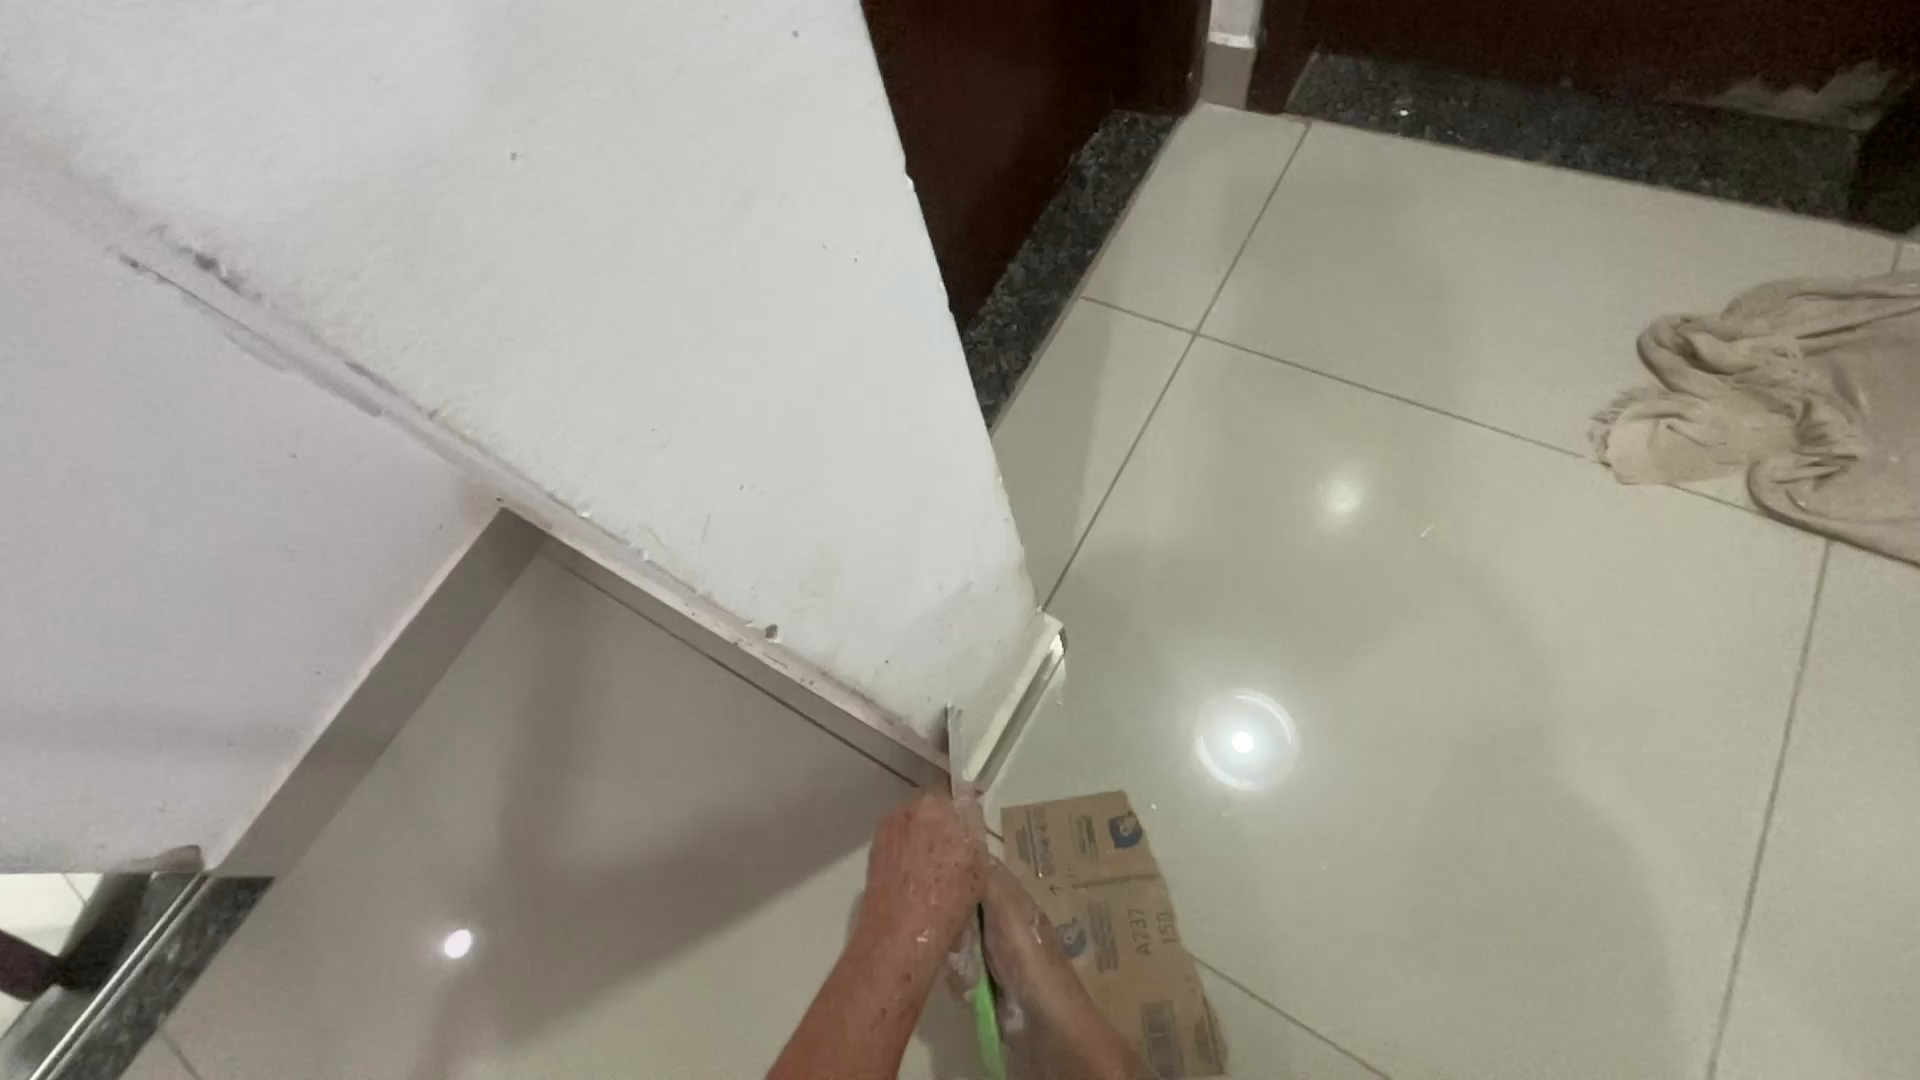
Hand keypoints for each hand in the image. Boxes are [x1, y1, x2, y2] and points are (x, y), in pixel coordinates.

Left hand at [859, 792, 986, 951]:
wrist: (901, 933)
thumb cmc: (949, 899)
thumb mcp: (978, 864)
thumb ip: (973, 827)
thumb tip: (969, 805)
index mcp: (940, 804)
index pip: (957, 792)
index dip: (964, 808)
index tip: (969, 826)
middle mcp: (911, 807)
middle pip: (932, 805)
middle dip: (943, 820)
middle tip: (954, 849)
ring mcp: (890, 825)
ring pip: (913, 822)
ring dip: (923, 834)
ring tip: (932, 866)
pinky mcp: (875, 846)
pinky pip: (898, 839)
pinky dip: (906, 849)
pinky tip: (914, 875)